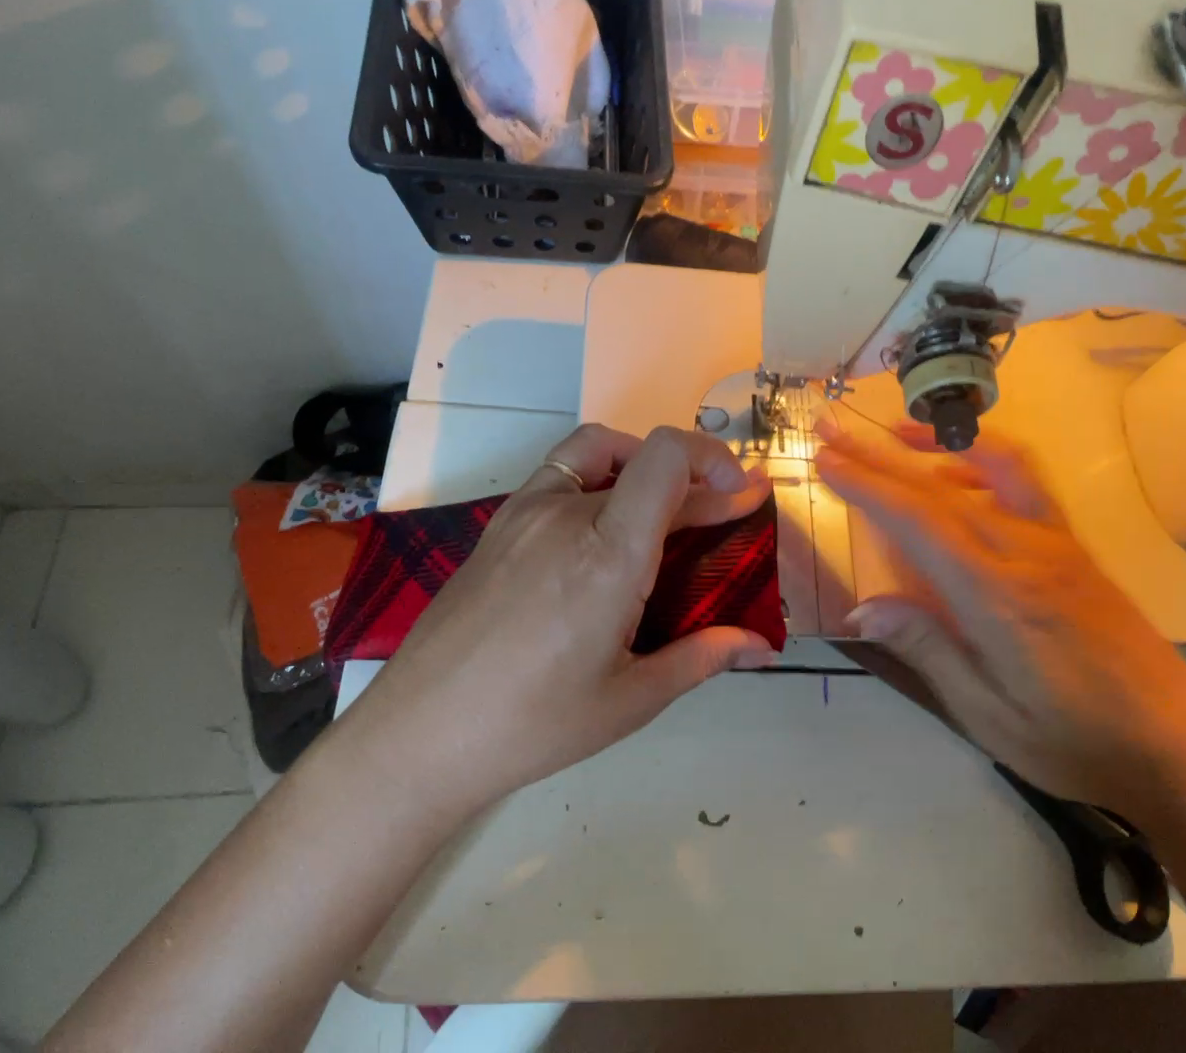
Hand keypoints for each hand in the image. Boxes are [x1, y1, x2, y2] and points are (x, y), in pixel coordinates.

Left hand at [349, 424, 776, 811]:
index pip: (666, 457)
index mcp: (608, 552)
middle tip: (727, 515)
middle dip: (696, 482)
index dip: (714, 460)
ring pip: (594, 453)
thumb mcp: (632, 698)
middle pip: (642, 461)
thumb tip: (762, 646)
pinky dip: (596, 480)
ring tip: (664, 509)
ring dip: (641, 467)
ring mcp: (522, 515)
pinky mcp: (496, 528)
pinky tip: (601, 532)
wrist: (423, 732)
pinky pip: (557, 477)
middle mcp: (564, 515)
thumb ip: (703, 657)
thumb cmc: (536, 723)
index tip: (743, 495)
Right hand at [814, 418, 1185, 820]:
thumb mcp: (988, 714)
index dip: (867, 486)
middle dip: (881, 455)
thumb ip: (928, 650)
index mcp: (999, 596)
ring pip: (997, 466)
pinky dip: (985, 463)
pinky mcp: (1077, 552)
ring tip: (896, 433)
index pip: (920, 521)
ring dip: (940, 442)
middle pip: (943, 486)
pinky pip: (1026, 486)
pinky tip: (960, 479)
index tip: (825, 460)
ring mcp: (1060, 546)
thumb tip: (861, 609)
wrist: (1178, 746)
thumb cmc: (1074, 742)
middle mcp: (1030, 553)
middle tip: (832, 430)